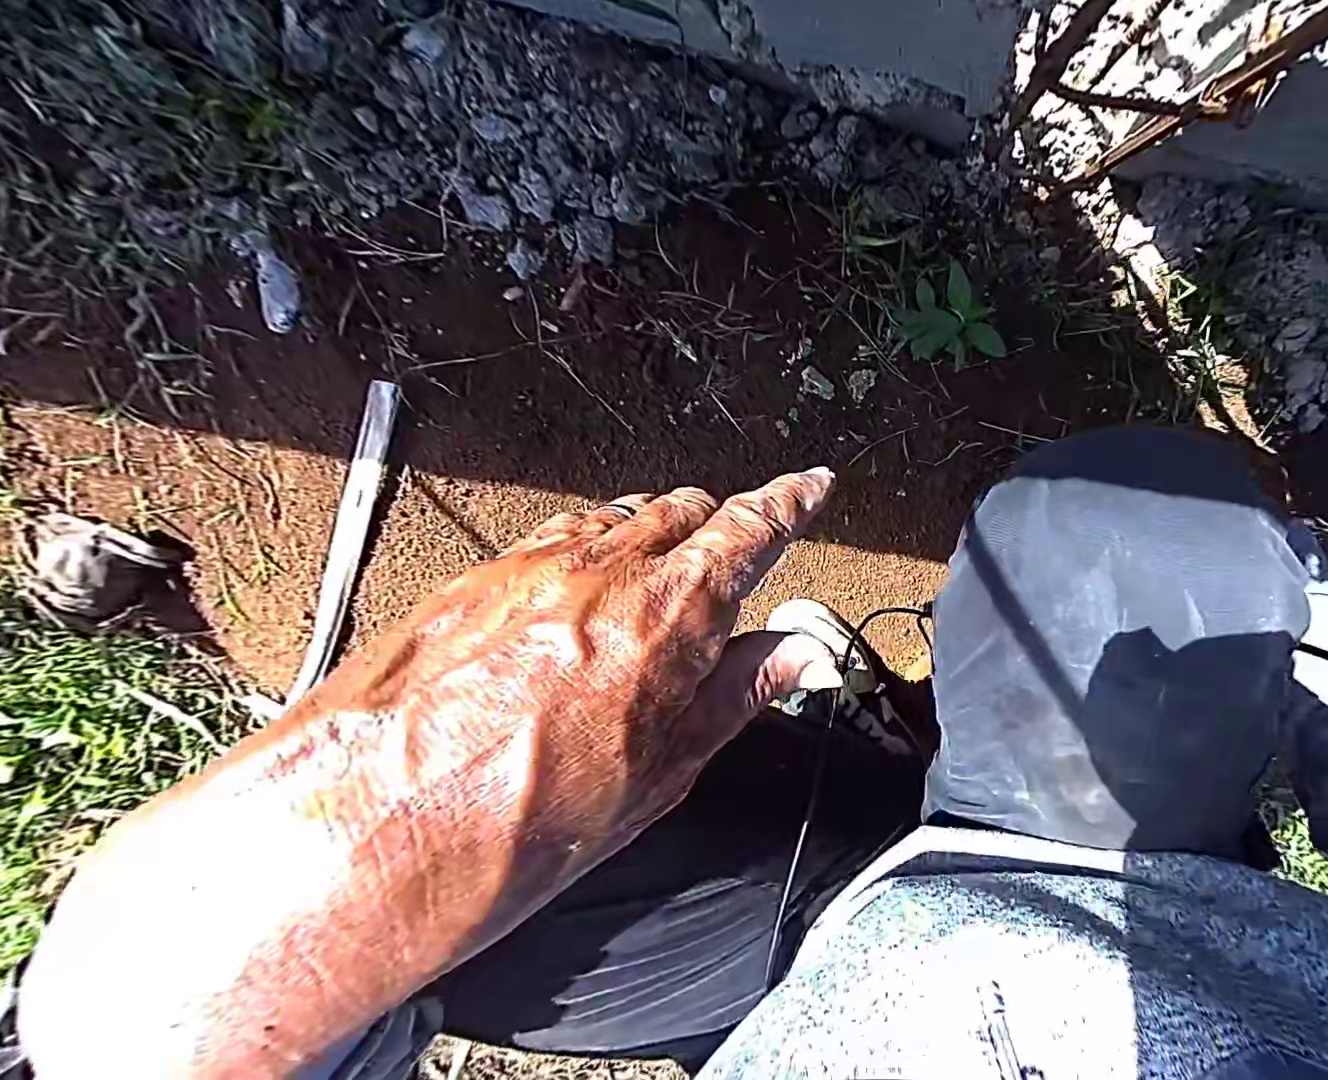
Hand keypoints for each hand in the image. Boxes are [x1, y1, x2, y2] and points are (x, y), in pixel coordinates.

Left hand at [300, 466, 844, 840]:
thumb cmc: (522, 819)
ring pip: (625, 514)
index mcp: (674, 613)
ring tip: (654, 588)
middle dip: (722, 525)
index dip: (793, 499)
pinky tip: (584, 597)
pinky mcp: (480, 574)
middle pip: (689, 507)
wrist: (355, 845)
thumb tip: (800, 653)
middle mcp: (610, 568)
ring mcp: (537, 563)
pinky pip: (559, 533)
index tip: (811, 485)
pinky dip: (594, 548)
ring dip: (657, 537)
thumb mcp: (670, 763)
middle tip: (728, 566)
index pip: (753, 527)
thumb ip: (744, 688)